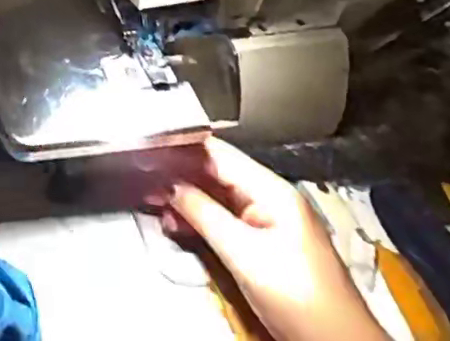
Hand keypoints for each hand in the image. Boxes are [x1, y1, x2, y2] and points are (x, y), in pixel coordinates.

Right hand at [148, 138, 387, 340]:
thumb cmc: (302, 301)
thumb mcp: (244, 255)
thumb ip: (204, 214)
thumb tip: (170, 186)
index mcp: (271, 189)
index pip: (218, 153)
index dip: (182, 149)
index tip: (151, 151)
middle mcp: (270, 197)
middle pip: (216, 172)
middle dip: (180, 176)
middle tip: (146, 180)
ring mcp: (269, 221)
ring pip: (218, 196)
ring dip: (187, 199)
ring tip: (155, 203)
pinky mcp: (265, 243)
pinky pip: (226, 219)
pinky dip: (201, 219)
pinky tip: (178, 223)